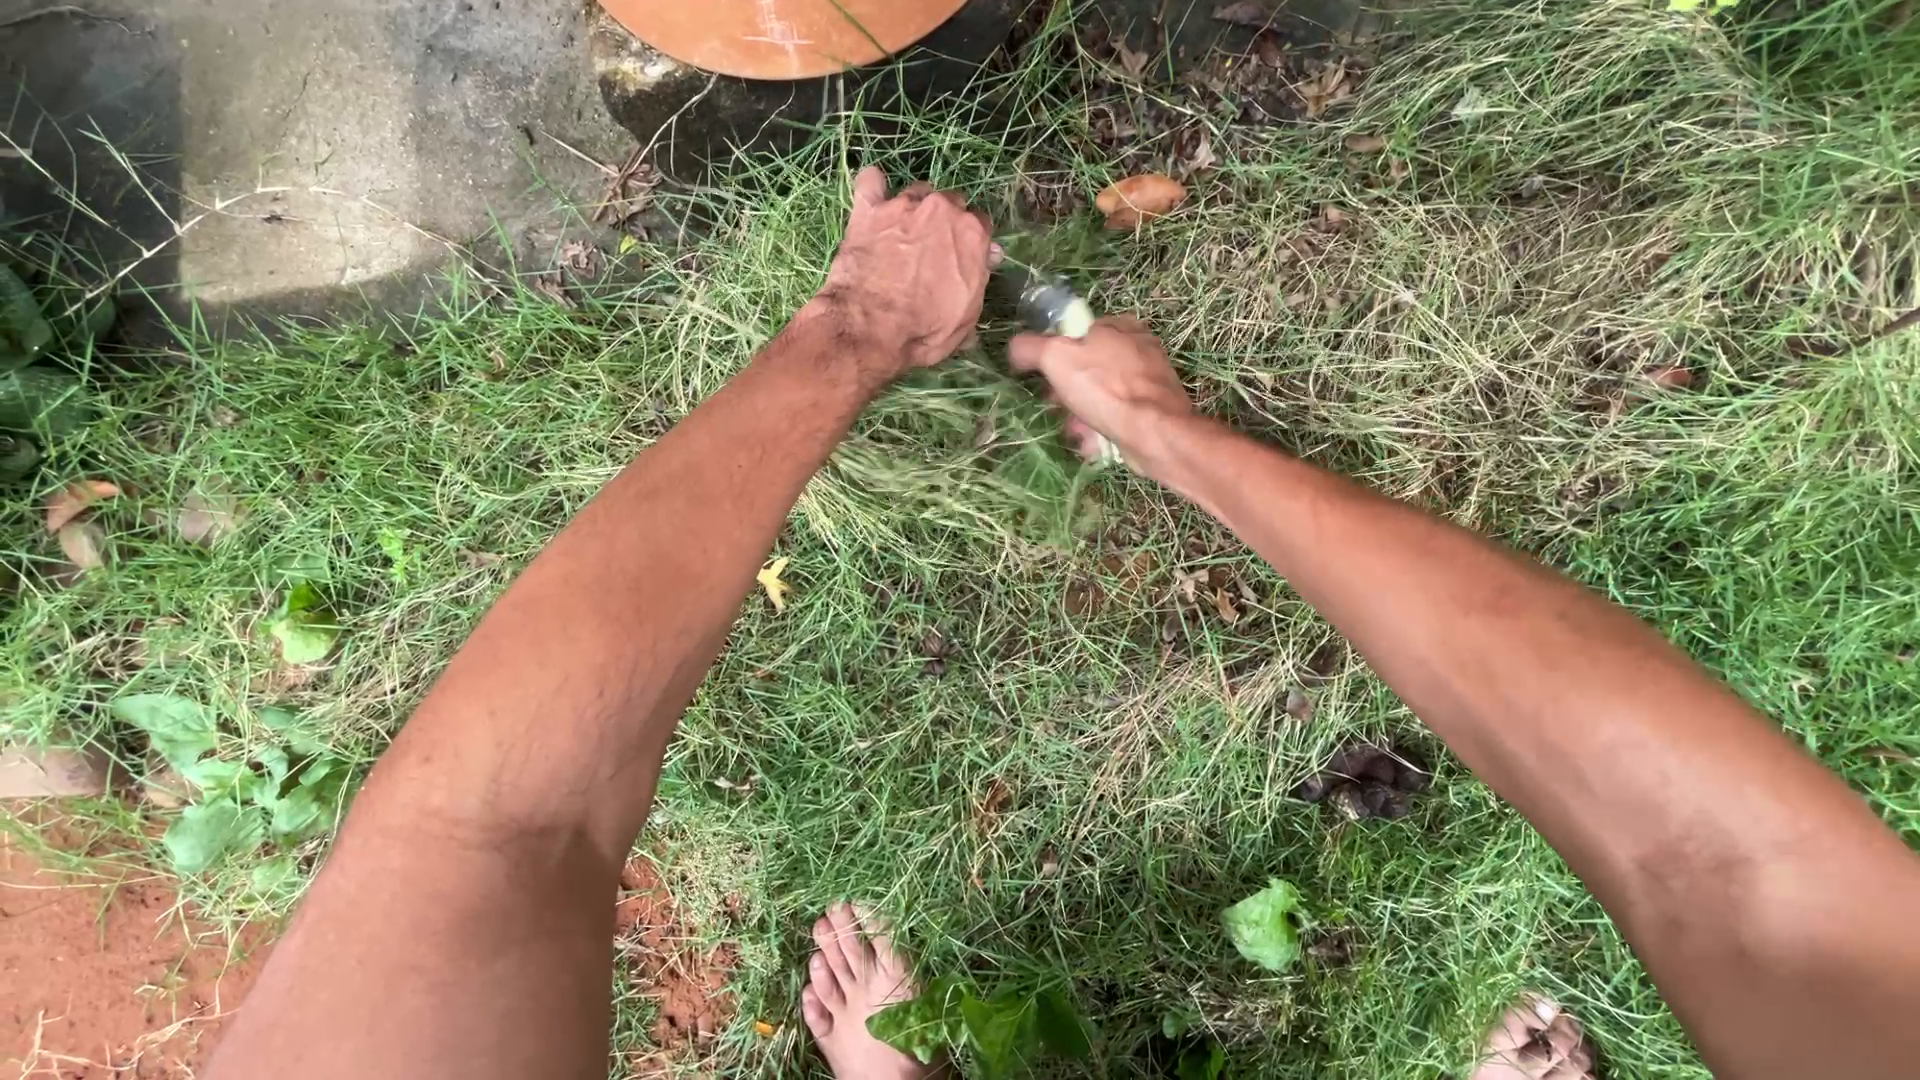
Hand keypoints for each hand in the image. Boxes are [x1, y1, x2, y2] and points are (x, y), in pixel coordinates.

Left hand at [813, 166, 997, 378]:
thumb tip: (985, 263)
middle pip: (950, 203)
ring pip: (917, 193)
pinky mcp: (868, 210)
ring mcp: (903, 205)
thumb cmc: (925, 330)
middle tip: (932, 250)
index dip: (971, 243)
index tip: (962, 258)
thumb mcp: (966, 316)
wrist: (872, 327)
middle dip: (945, 223)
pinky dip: (874, 188)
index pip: (980, 224)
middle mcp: (942, 209)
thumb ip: (977, 282)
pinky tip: (873, 201)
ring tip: (904, 232)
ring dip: (915, 209)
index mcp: (971, 234)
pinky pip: (871, 182)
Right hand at [1008, 315, 1192, 463]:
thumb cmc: (1105, 388)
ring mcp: (1148, 381)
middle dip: (1068, 394)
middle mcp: (1138, 348)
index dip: (1056, 357)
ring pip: (1099, 398)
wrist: (1154, 432)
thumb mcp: (1056, 357)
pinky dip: (1102, 430)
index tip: (1046, 379)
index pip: (1078, 334)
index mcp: (1119, 325)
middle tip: (1060, 408)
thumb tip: (1015, 348)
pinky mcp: (1153, 411)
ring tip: (1078, 431)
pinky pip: (1116, 417)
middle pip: (1087, 369)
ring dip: (1081, 417)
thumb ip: (1030, 347)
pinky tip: (1095, 441)